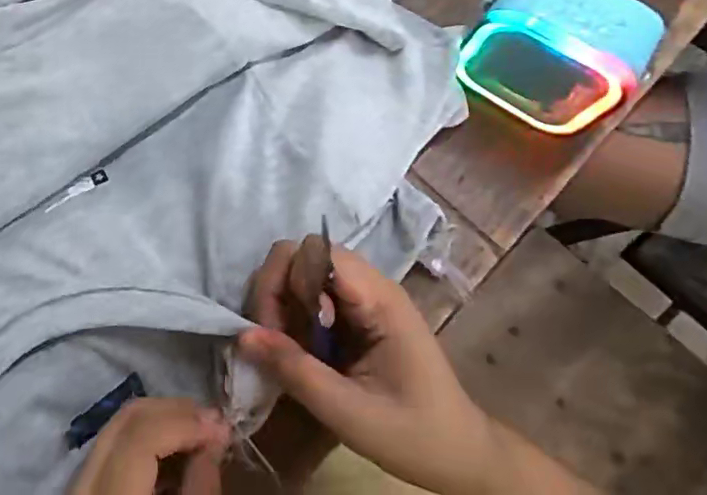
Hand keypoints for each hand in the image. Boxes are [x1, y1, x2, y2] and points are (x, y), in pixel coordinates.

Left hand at [68, 398, 228, 494]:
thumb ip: (199, 487)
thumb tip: (215, 437)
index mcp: (106, 493)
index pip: (141, 434)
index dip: (185, 423)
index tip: (222, 427)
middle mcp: (82, 479)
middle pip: (127, 417)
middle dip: (175, 412)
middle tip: (213, 422)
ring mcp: (75, 478)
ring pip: (118, 422)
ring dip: (162, 419)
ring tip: (198, 431)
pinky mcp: (80, 481)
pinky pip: (112, 443)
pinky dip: (145, 436)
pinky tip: (174, 447)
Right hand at [237, 243, 488, 494]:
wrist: (463, 456)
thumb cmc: (414, 435)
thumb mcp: (351, 413)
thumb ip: (296, 371)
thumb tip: (243, 336)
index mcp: (378, 297)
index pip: (315, 250)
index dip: (286, 279)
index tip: (279, 330)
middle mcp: (370, 284)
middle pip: (304, 254)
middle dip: (278, 289)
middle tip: (275, 340)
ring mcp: (364, 296)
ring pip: (305, 272)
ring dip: (285, 303)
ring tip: (288, 350)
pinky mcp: (358, 312)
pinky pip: (315, 294)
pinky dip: (297, 316)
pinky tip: (302, 352)